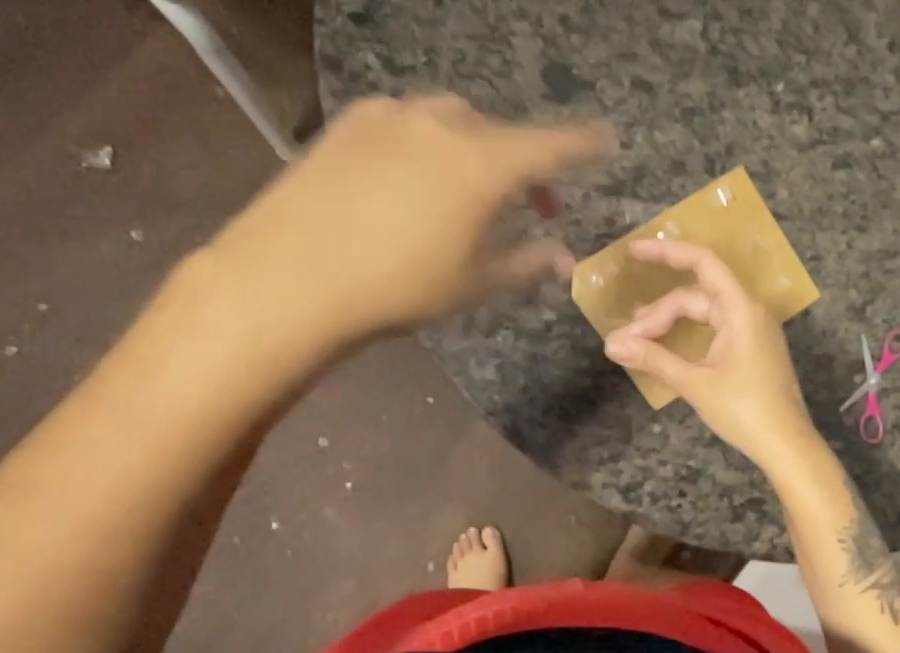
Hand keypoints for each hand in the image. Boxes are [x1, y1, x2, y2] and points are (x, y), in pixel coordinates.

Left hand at [197, 93, 615, 356]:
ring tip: (478, 190)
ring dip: (479, 149)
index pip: (550, 146)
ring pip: (453, 122)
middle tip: (538, 203)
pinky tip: (424, 180)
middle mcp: (440, 126)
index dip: (584, 145)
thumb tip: (565, 258)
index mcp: (482, 164)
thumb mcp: (477, 282)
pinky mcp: (349, 125)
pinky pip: (410, 123)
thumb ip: (527, 262)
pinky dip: (434, 144)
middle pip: (501, 133)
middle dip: (527, 162)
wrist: (291, 275)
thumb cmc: (401, 286)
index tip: (609, 140)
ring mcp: (389, 118)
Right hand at [604, 239, 819, 465]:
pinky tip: (667, 348)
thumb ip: (654, 359)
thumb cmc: (745, 411)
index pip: (703, 263)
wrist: (787, 445)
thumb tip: (611, 344)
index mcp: (741, 310)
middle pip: (696, 296)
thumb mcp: (695, 383)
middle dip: (658, 313)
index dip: (667, 253)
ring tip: (638, 339)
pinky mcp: (754, 351)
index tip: (634, 252)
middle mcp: (750, 313)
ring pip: (705, 314)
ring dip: (671, 323)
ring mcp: (755, 332)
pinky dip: (690, 335)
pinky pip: (716, 330)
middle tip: (625, 339)